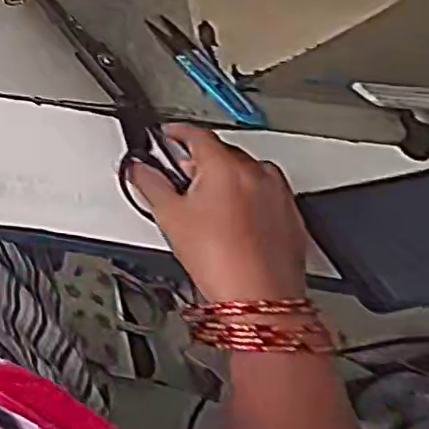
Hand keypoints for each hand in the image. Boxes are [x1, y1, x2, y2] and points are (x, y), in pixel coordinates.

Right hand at [127, 123, 308, 302]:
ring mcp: (277, 191)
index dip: (176, 132)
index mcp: (225, 166)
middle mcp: (256, 172)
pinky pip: (262, 190)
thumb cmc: (221, 259)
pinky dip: (243, 194)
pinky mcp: (289, 212)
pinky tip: (226, 219)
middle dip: (196, 160)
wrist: (259, 296)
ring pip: (242, 170)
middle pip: (220, 152)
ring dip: (221, 177)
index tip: (167, 134)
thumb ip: (150, 182)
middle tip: (175, 177)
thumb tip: (139, 169)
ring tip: (202, 203)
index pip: (197, 134)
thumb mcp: (169, 215)